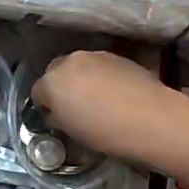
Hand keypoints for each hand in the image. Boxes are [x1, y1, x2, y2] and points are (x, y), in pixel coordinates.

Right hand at [32, 51, 181, 160]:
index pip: (37, 91)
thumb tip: (57, 113)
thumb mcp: (72, 132)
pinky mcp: (119, 56)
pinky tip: (115, 93)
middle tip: (74, 106)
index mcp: (51, 82)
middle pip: (56, 71)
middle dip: (61, 86)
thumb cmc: (104, 132)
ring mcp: (96, 55)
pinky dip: (102, 76)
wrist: (151, 119)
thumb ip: (58, 117)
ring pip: (80, 66)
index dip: (45, 105)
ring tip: (97, 100)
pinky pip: (101, 66)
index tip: (56, 117)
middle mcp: (70, 61)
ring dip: (82, 79)